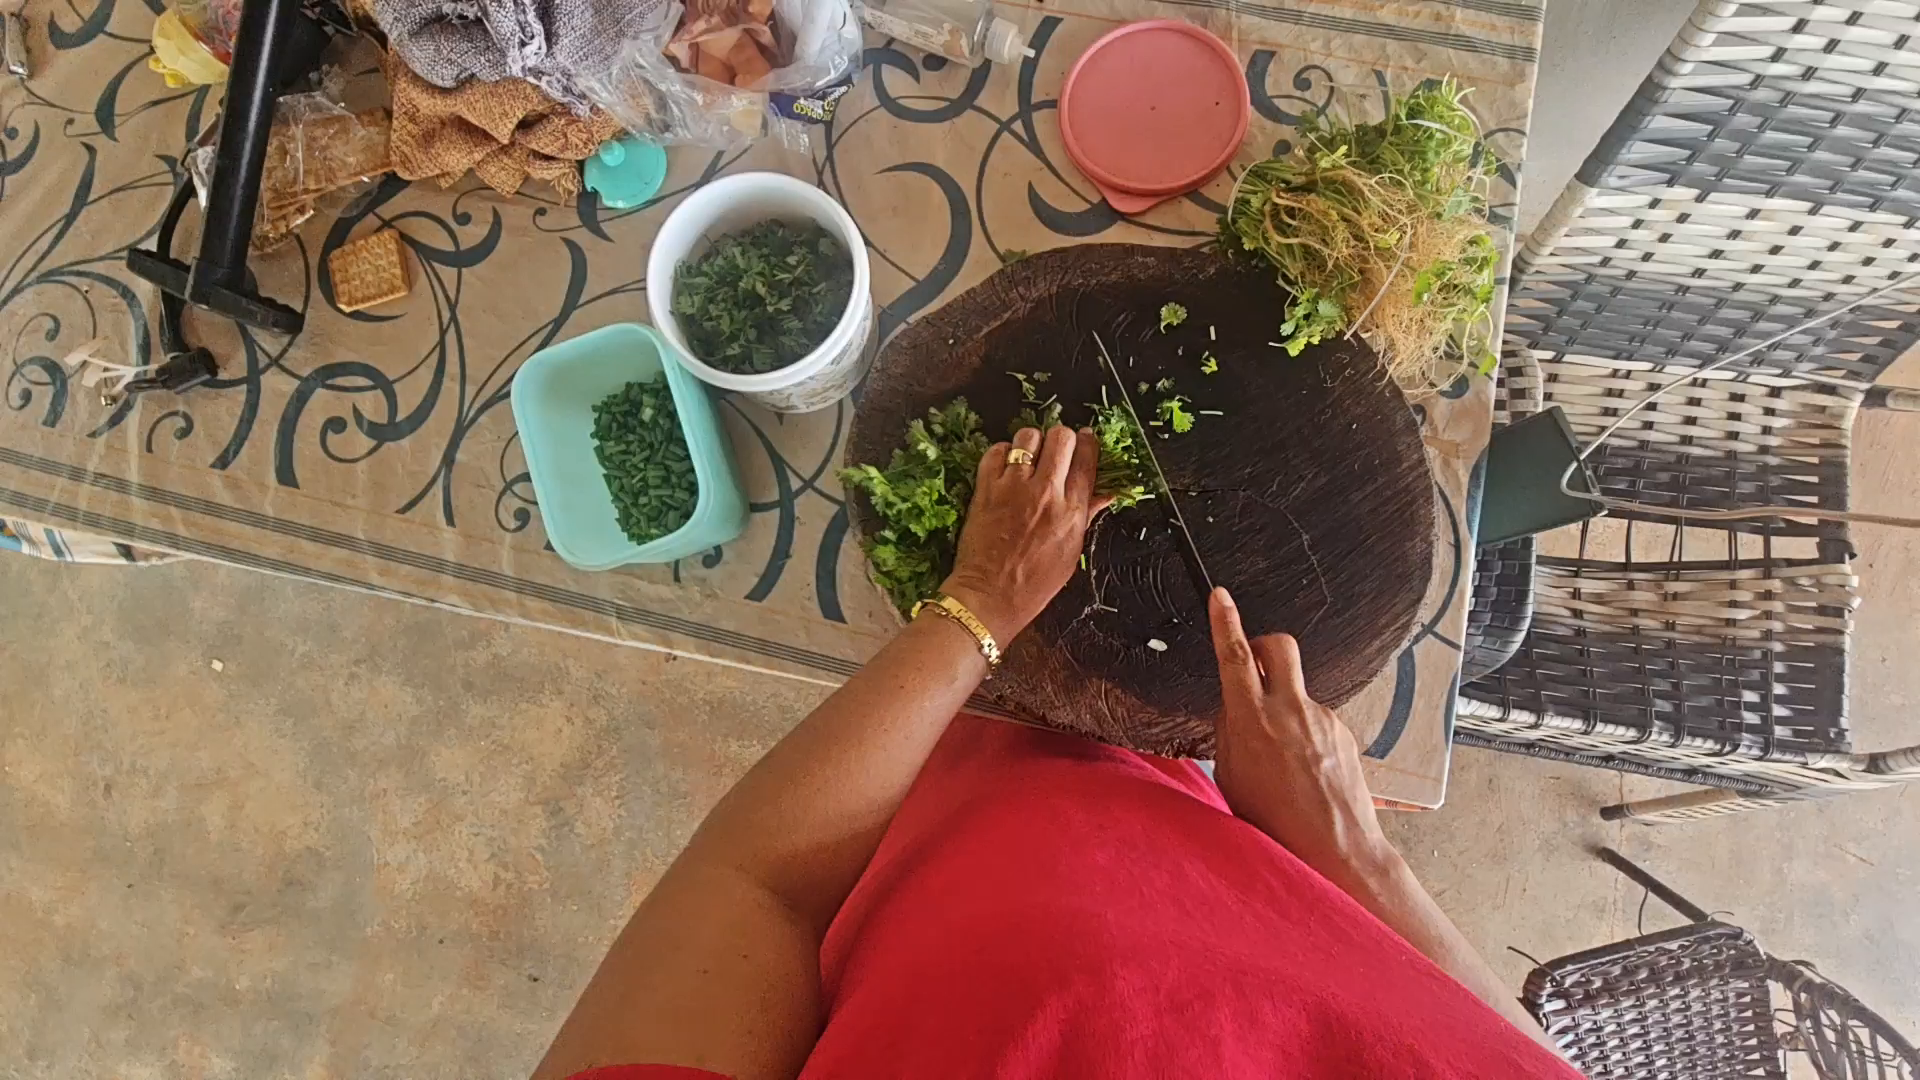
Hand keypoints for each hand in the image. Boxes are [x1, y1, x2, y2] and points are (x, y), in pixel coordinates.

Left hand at [940, 425, 1099, 644]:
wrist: (991, 595)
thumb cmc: (1034, 581)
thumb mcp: (1072, 550)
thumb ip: (1086, 514)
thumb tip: (1105, 493)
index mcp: (1072, 510)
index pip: (1087, 458)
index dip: (1088, 443)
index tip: (1085, 440)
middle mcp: (1045, 493)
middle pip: (1061, 438)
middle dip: (1062, 438)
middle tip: (1056, 449)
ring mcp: (1013, 488)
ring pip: (1028, 437)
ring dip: (1032, 442)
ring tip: (1029, 456)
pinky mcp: (986, 488)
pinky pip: (995, 451)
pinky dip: (1001, 453)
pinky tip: (1005, 466)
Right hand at [1208, 587, 1397, 886]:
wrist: (1336, 849)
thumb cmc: (1275, 822)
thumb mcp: (1230, 775)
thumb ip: (1228, 732)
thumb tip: (1233, 708)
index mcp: (1253, 721)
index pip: (1236, 657)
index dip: (1226, 622)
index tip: (1221, 597)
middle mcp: (1290, 711)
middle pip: (1280, 647)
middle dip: (1264, 643)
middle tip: (1255, 661)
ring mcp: (1323, 719)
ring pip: (1296, 688)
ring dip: (1282, 703)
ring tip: (1280, 754)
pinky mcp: (1343, 732)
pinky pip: (1315, 715)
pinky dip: (1302, 730)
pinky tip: (1302, 765)